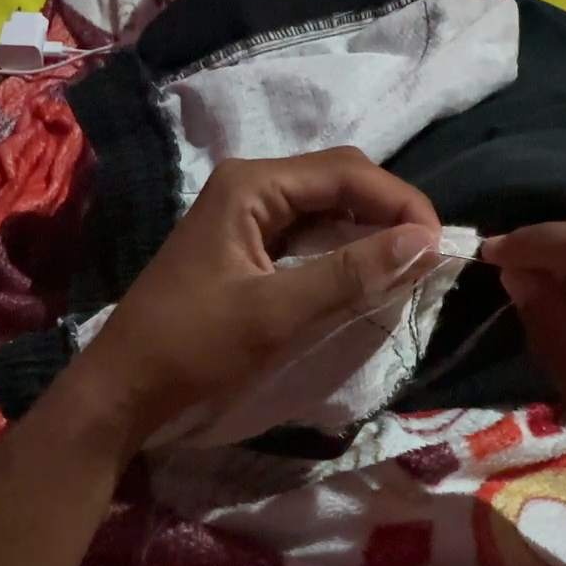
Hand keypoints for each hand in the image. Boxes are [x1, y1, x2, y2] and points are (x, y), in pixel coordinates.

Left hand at [56, 147, 441, 452]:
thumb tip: (425, 241)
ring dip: (366, 238)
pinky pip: (304, 244)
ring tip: (405, 271)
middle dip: (387, 216)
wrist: (125, 392)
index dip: (400, 203)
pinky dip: (338, 260)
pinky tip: (362, 282)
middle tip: (427, 259)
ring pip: (323, 216)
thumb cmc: (193, 349)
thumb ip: (350, 274)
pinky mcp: (242, 256)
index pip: (346, 173)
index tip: (440, 247)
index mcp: (251, 186)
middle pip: (337, 185)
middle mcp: (248, 191)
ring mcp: (243, 223)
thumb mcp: (275, 313)